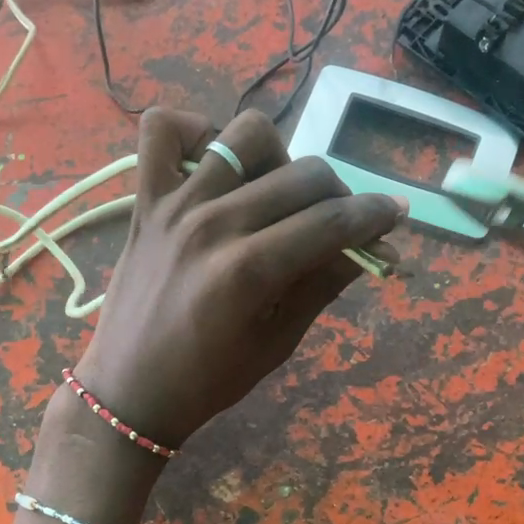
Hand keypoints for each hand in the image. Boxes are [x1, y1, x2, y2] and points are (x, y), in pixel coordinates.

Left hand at [74, 108, 405, 447]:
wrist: (130, 392)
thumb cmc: (208, 380)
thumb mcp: (276, 343)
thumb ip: (322, 287)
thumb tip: (371, 250)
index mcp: (250, 271)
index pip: (332, 222)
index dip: (374, 217)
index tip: (393, 219)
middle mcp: (215, 224)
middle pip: (303, 177)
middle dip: (339, 197)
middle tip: (337, 227)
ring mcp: (176, 205)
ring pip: (246, 135)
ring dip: (278, 158)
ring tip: (276, 196)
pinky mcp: (145, 200)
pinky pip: (161, 130)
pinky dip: (192, 132)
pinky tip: (213, 164)